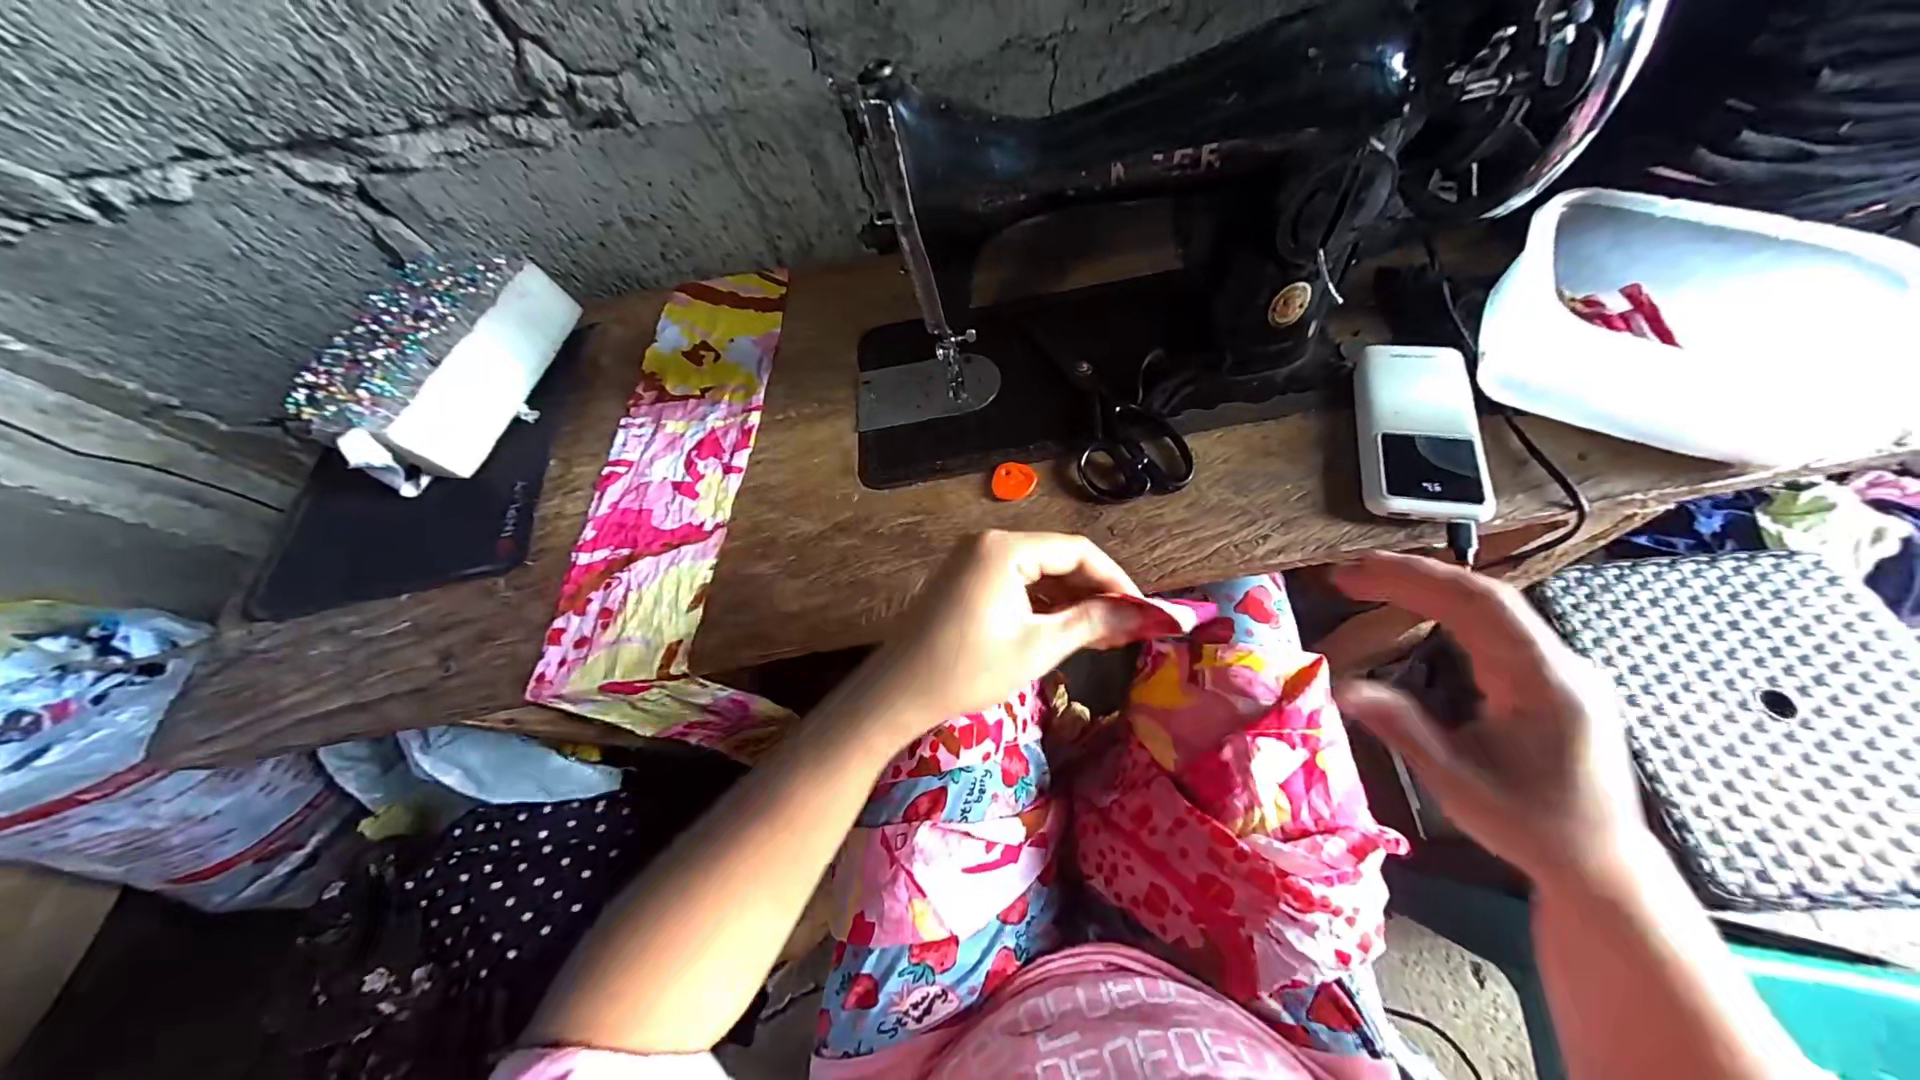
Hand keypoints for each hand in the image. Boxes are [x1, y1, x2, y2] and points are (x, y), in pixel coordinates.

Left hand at [850, 531, 1151, 746]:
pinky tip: (1065, 628)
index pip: (1077, 551)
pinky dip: (1042, 604)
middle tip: (1126, 625)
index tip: (1143, 609)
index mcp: (1004, 548)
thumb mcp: (1038, 647)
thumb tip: (1139, 614)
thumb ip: (1092, 623)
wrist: (898, 692)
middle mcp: (987, 542)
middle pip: (1057, 558)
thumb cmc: (969, 669)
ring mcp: (971, 559)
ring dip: (1070, 599)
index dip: (1116, 579)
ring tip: (1103, 632)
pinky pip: (1015, 582)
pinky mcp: (964, 579)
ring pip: (1037, 572)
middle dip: (1094, 591)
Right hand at [1330, 552, 1649, 887]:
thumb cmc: (1532, 828)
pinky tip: (1415, 604)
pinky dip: (1446, 604)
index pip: (1477, 606)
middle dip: (1412, 574)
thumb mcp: (1458, 786)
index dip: (1410, 580)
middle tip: (1349, 572)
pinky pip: (1496, 622)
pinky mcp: (1551, 673)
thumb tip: (1341, 687)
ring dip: (1428, 585)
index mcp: (1545, 685)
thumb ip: (1403, 730)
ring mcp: (1561, 666)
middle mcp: (1562, 664)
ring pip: (1491, 603)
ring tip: (1371, 580)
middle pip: (1484, 594)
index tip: (1353, 575)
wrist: (1602, 862)